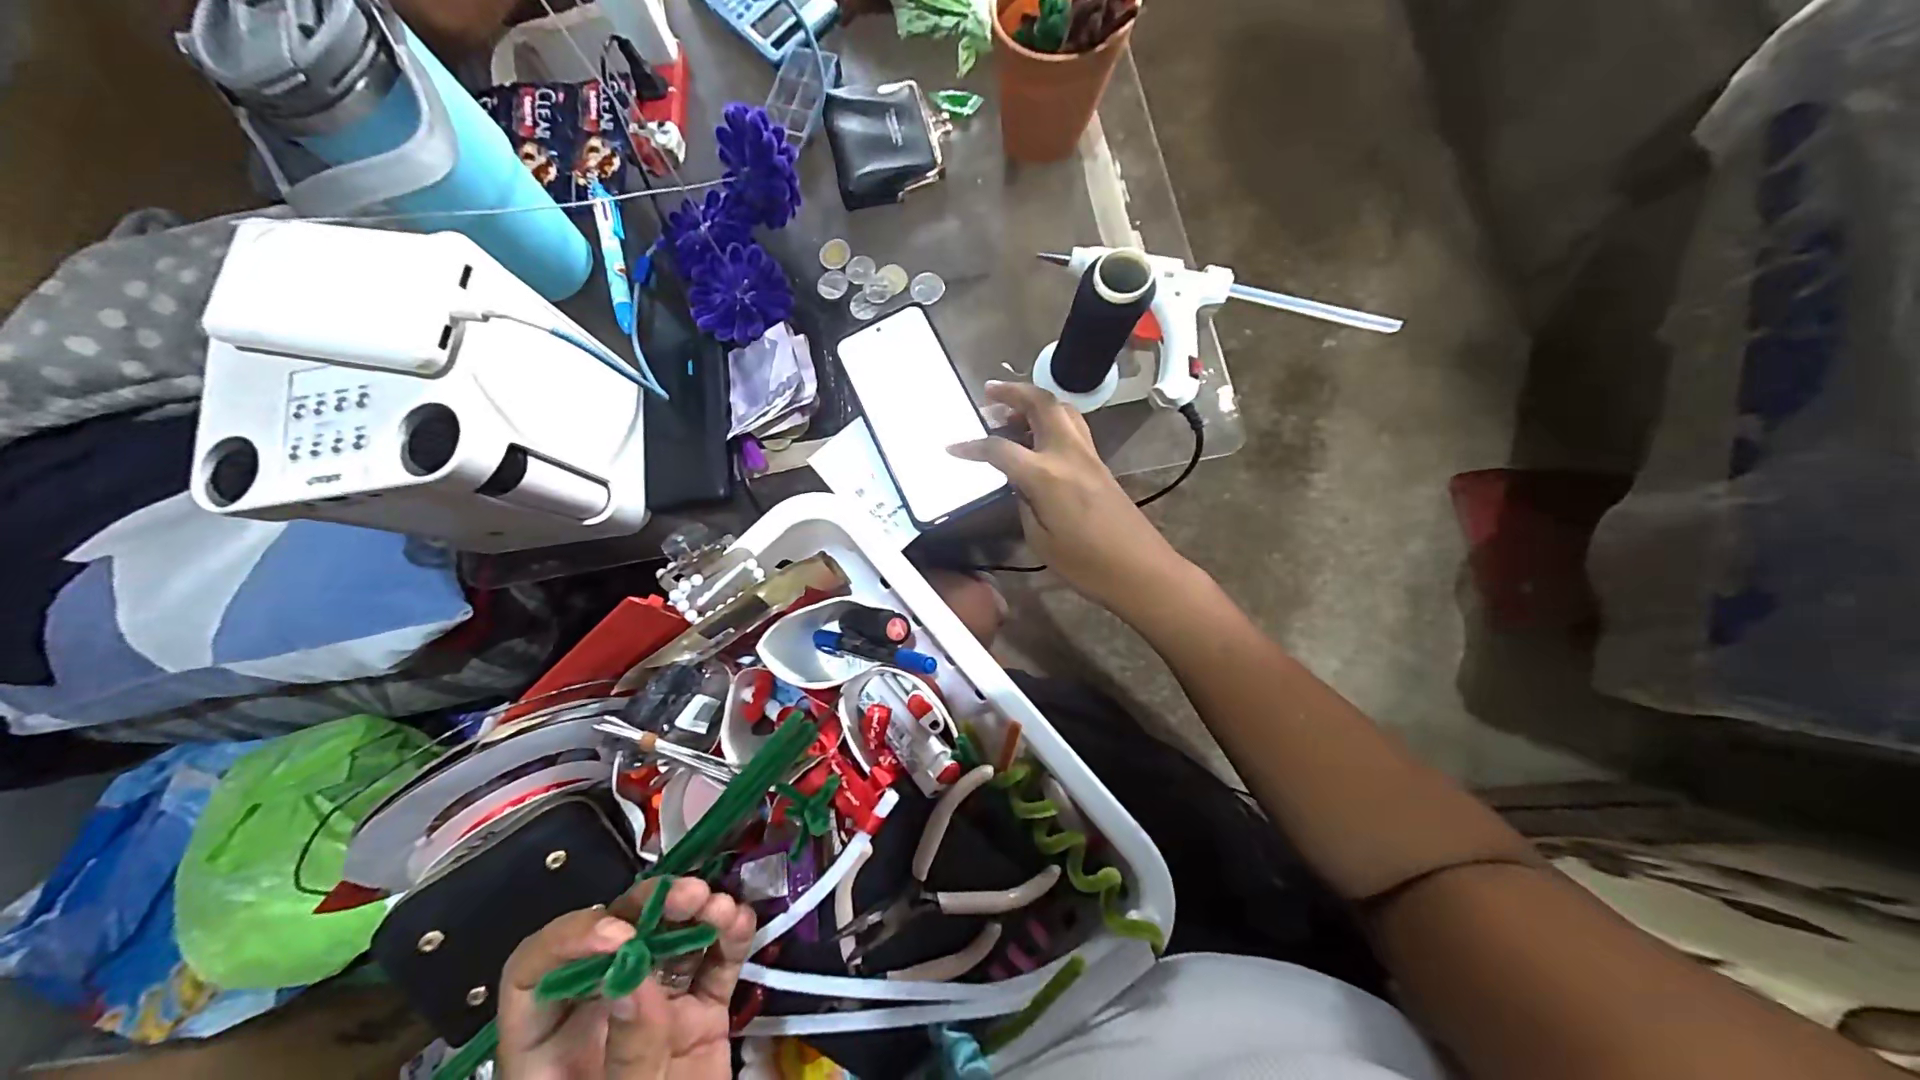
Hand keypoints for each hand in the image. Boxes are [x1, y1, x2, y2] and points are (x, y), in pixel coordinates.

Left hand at [496, 877, 755, 1079]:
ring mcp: (655, 1015)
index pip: (536, 972)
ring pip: (668, 944)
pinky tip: (741, 922)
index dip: (569, 939)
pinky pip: (715, 969)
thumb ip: (628, 1057)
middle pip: (611, 940)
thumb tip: (639, 980)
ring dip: (694, 913)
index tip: (618, 935)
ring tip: (717, 905)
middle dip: (647, 907)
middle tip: (684, 894)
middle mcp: (600, 1018)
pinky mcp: (701, 1020)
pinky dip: (730, 939)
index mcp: (548, 1049)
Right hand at [950, 380, 1187, 610]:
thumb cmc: (1086, 564)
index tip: (953, 447)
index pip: (1000, 449)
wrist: (1141, 570)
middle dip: (1013, 391)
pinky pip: (1073, 427)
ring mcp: (1088, 455)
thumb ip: (1024, 503)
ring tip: (1012, 412)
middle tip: (990, 392)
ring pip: (1062, 409)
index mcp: (1046, 475)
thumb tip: (1018, 483)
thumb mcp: (1040, 539)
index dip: (972, 447)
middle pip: (1041, 403)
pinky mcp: (1100, 464)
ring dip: (1035, 402)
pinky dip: (1052, 419)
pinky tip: (1038, 437)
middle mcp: (1068, 453)